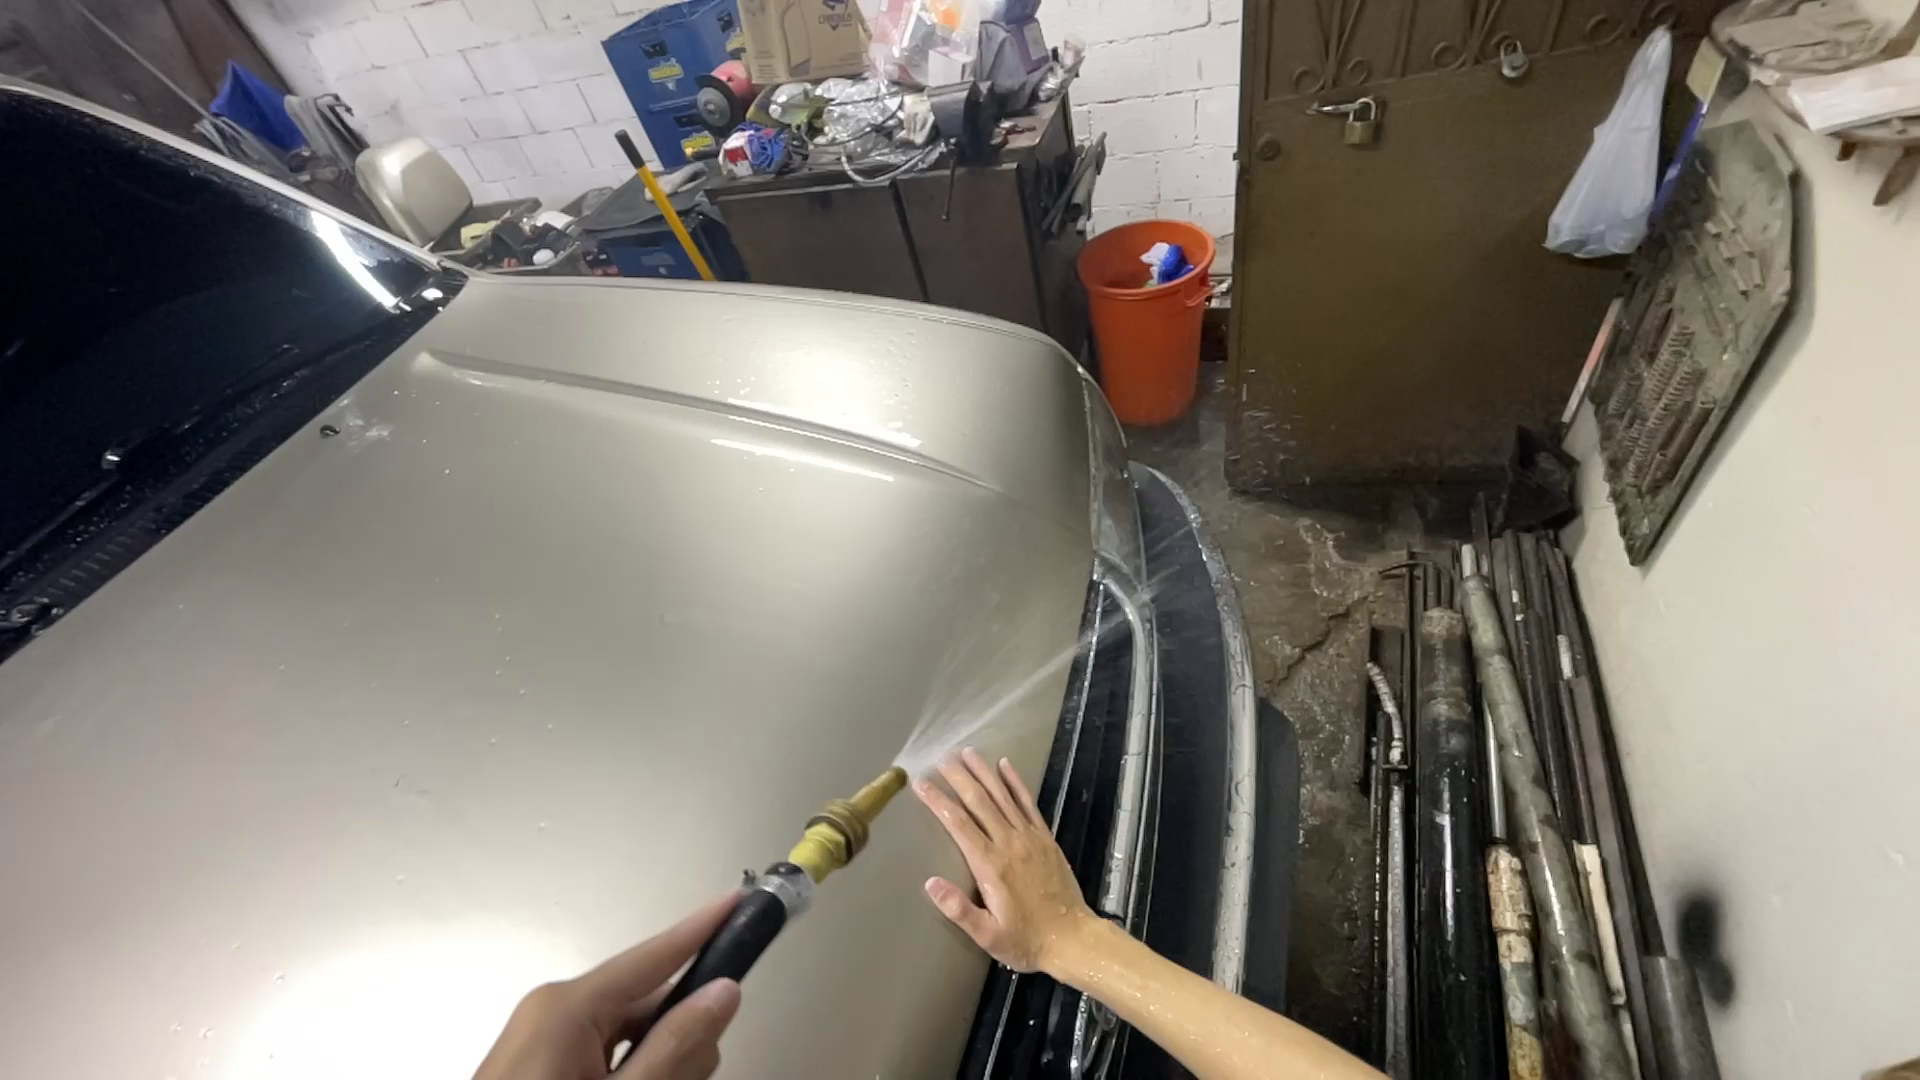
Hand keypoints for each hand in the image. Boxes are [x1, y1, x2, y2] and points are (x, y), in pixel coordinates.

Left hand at [474, 893, 743, 1079]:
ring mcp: (542, 1041)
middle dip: (682, 1034)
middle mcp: (554, 1011)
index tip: (739, 897)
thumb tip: (724, 991)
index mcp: (568, 1007)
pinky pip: (606, 1055)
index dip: (703, 926)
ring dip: (658, 1065)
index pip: (655, 954)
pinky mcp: (538, 1069)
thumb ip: (674, 1049)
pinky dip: (631, 1074)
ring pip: (633, 1033)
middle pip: (650, 1001)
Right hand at [915, 748, 1098, 973]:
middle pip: (979, 801)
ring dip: (983, 772)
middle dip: (958, 777)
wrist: (1073, 938)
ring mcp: (1029, 837)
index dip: (938, 801)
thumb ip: (959, 909)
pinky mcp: (1045, 837)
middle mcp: (1009, 843)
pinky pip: (1028, 802)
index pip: (958, 824)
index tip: (921, 783)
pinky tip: (1006, 765)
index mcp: (991, 865)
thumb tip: (930, 883)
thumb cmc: (1026, 940)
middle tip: (941, 757)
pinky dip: (1015, 782)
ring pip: (1002, 796)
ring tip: (967, 752)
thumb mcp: (988, 936)